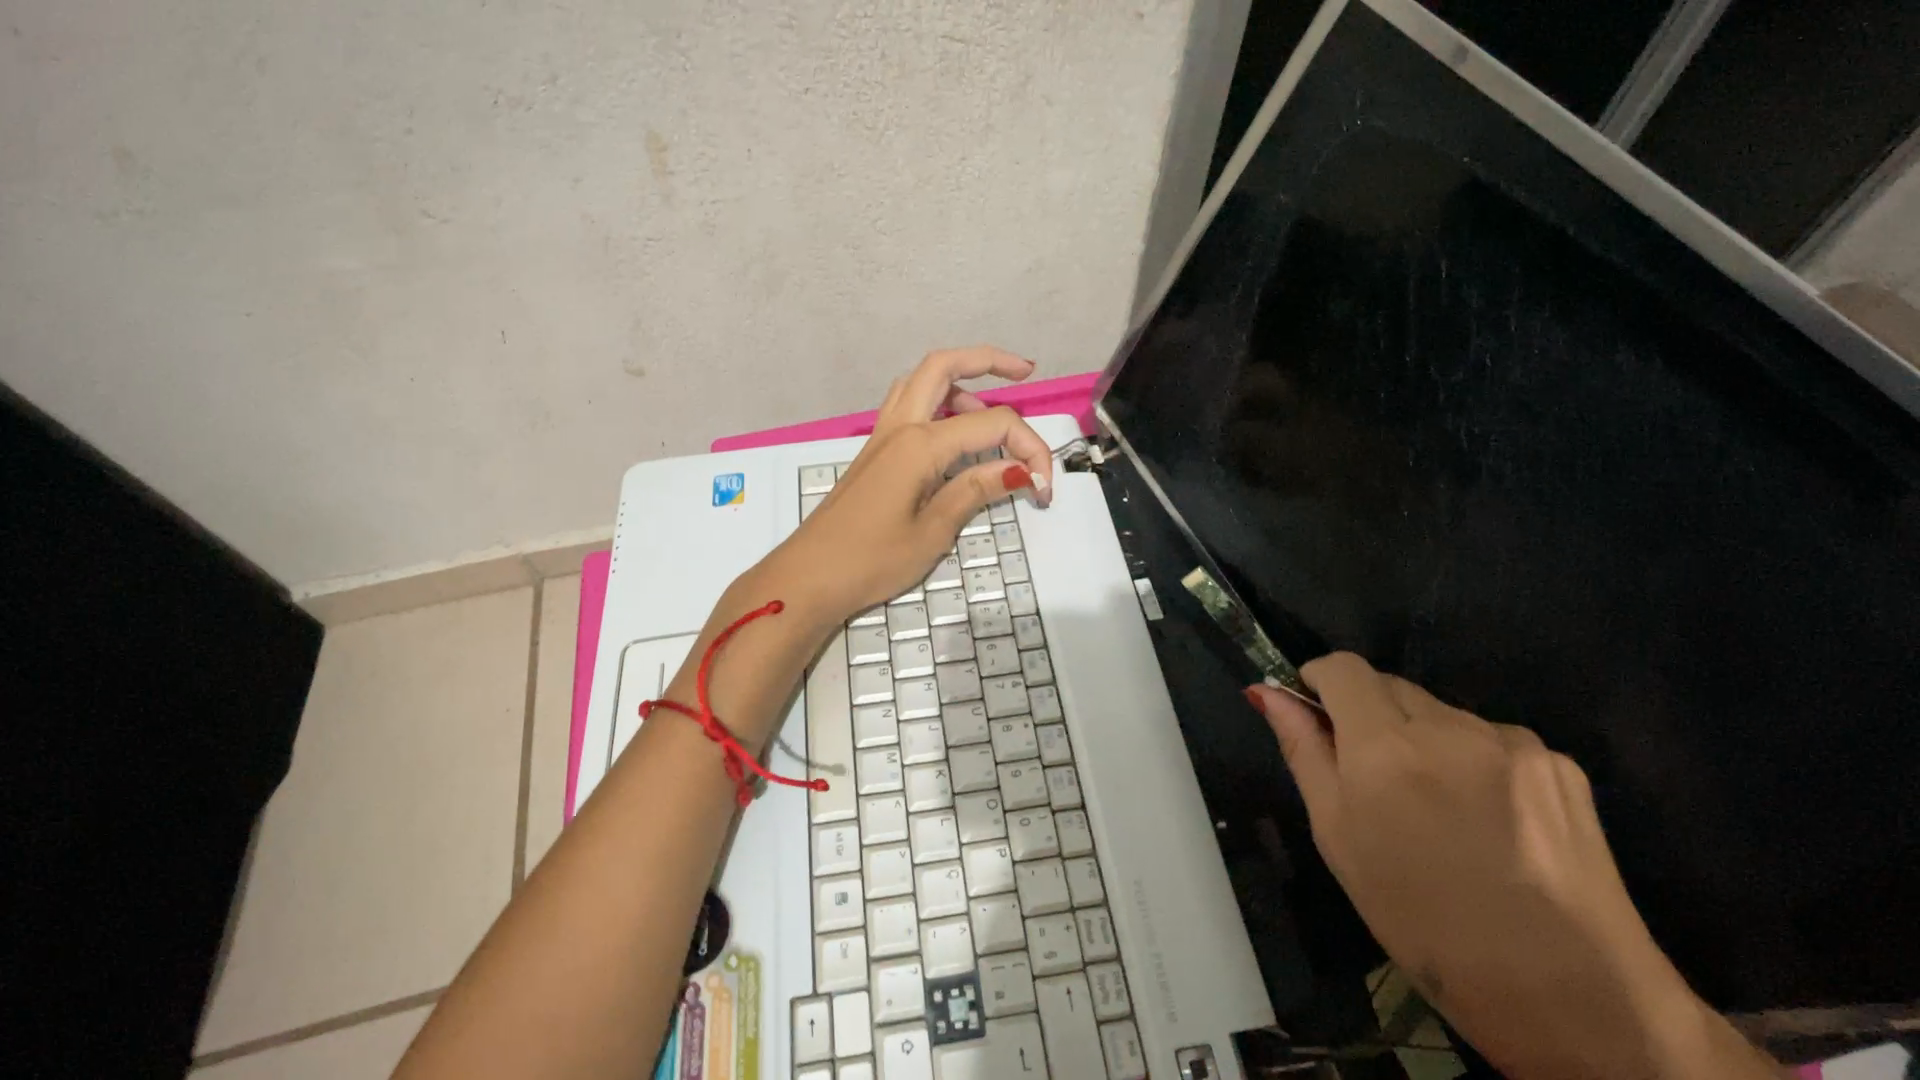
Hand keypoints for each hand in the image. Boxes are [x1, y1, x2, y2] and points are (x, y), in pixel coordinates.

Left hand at [752, 347, 1053, 628]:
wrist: (808, 578)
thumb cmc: (871, 561)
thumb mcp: (933, 531)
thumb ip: (975, 490)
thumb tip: (1019, 470)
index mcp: (919, 444)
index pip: (992, 425)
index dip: (1029, 449)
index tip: (1044, 489)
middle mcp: (899, 428)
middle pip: (944, 365)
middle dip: (988, 360)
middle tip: (1026, 372)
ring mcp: (882, 438)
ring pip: (920, 381)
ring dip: (959, 381)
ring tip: (989, 416)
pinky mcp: (874, 454)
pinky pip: (908, 406)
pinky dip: (937, 404)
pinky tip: (953, 438)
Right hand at [1245, 655, 1777, 1079]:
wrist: (1565, 989)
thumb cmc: (1423, 923)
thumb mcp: (1339, 841)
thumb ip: (1305, 754)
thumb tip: (1268, 694)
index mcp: (1384, 749)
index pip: (1344, 669)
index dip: (1320, 679)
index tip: (1314, 709)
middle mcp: (1448, 727)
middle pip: (1393, 687)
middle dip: (1370, 715)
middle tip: (1372, 778)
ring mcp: (1511, 741)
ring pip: (1445, 715)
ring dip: (1426, 741)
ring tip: (1439, 812)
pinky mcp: (1560, 763)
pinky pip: (1496, 741)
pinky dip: (1477, 762)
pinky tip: (1490, 821)